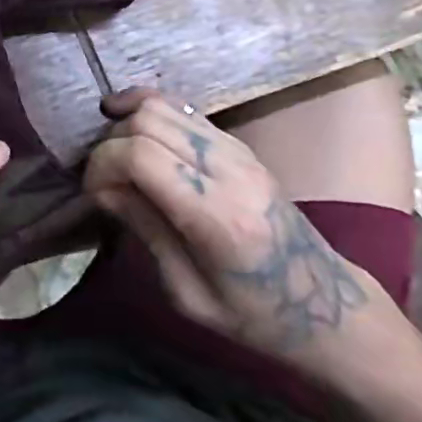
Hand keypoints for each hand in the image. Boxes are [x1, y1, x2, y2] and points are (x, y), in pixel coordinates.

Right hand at [83, 88, 391, 374]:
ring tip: (114, 153)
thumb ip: (144, 230)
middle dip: (109, 143)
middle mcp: (230, 171)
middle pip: (146, 120)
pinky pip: (180, 108)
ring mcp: (237, 151)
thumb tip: (101, 188)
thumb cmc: (255, 315)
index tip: (92, 191)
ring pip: (161, 105)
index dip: (101, 164)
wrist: (329, 308)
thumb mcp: (187, 294)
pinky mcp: (239, 145)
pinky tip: (131, 129)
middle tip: (104, 178)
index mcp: (217, 217)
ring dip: (125, 122)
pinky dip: (147, 112)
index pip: (139, 155)